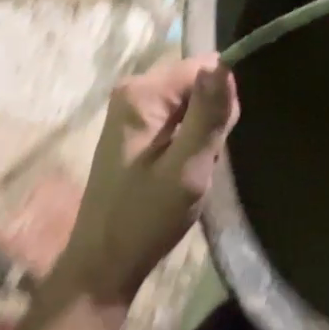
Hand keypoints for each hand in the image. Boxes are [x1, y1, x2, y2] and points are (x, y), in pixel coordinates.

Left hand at [54, 55, 238, 305]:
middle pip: (198, 82)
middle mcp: (135, 89)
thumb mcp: (187, 170)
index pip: (207, 68)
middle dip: (211, 118)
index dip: (221, 103)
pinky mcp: (136, 127)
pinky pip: (180, 116)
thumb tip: (225, 64)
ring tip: (191, 169)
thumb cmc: (145, 219)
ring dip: (202, 132)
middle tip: (202, 162)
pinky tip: (181, 169)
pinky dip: (189, 139)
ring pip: (193, 100)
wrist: (103, 265)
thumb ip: (208, 116)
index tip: (216, 143)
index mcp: (143, 92)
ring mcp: (132, 108)